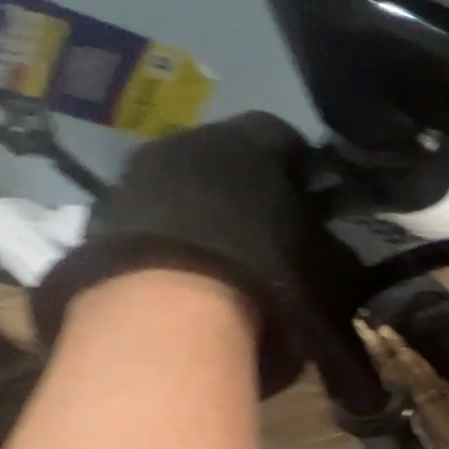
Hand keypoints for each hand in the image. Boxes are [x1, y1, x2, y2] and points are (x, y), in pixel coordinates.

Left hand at [33, 112, 359, 395]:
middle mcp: (190, 141)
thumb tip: (342, 249)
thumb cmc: (271, 281)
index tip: (318, 202)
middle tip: (278, 227)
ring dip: (213, 206)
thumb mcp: (331, 272)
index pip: (285, 136)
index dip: (304, 168)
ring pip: (191, 180)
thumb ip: (337, 249)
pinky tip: (199, 267)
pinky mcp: (106, 209)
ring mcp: (140, 172)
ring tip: (237, 251)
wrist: (173, 313)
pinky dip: (178, 229)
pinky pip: (158, 209)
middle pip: (230, 153)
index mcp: (251, 144)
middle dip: (254, 184)